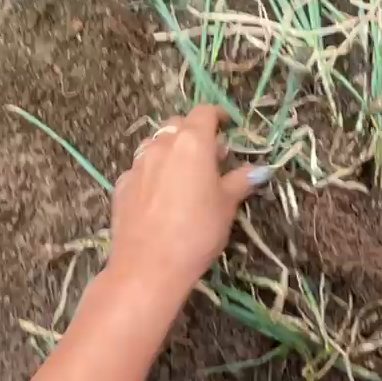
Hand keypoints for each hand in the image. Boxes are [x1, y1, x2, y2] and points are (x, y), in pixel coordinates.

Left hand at [107, 104, 265, 300]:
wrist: (147, 268)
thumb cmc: (196, 231)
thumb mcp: (227, 205)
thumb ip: (241, 180)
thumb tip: (259, 169)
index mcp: (192, 142)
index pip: (205, 112)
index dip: (218, 116)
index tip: (228, 127)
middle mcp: (162, 145)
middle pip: (178, 124)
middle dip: (194, 133)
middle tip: (210, 156)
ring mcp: (138, 164)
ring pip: (156, 144)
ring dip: (171, 150)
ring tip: (184, 175)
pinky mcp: (122, 185)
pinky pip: (141, 168)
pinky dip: (153, 172)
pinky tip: (160, 196)